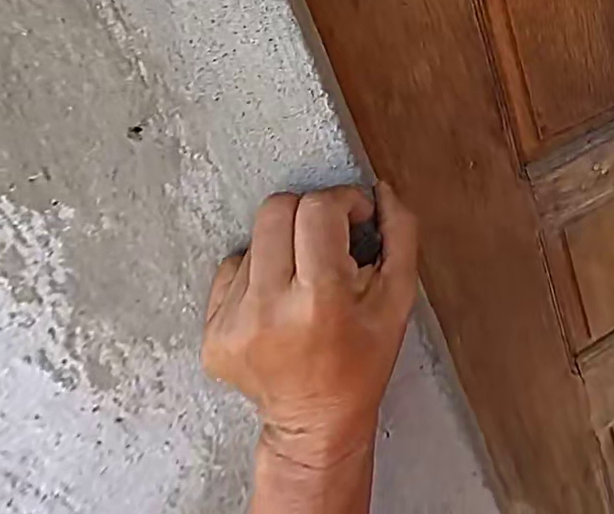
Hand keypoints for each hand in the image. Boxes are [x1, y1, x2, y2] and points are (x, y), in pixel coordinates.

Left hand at [202, 184, 419, 470]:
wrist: (315, 423)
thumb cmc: (363, 359)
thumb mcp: (399, 295)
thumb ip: (400, 233)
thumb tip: (380, 190)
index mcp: (319, 299)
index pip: (318, 207)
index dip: (344, 200)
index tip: (356, 217)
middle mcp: (267, 308)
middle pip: (277, 208)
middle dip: (310, 212)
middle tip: (329, 239)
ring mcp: (232, 322)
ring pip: (256, 234)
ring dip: (285, 242)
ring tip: (304, 275)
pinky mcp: (212, 331)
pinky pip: (233, 265)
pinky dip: (260, 269)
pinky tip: (280, 296)